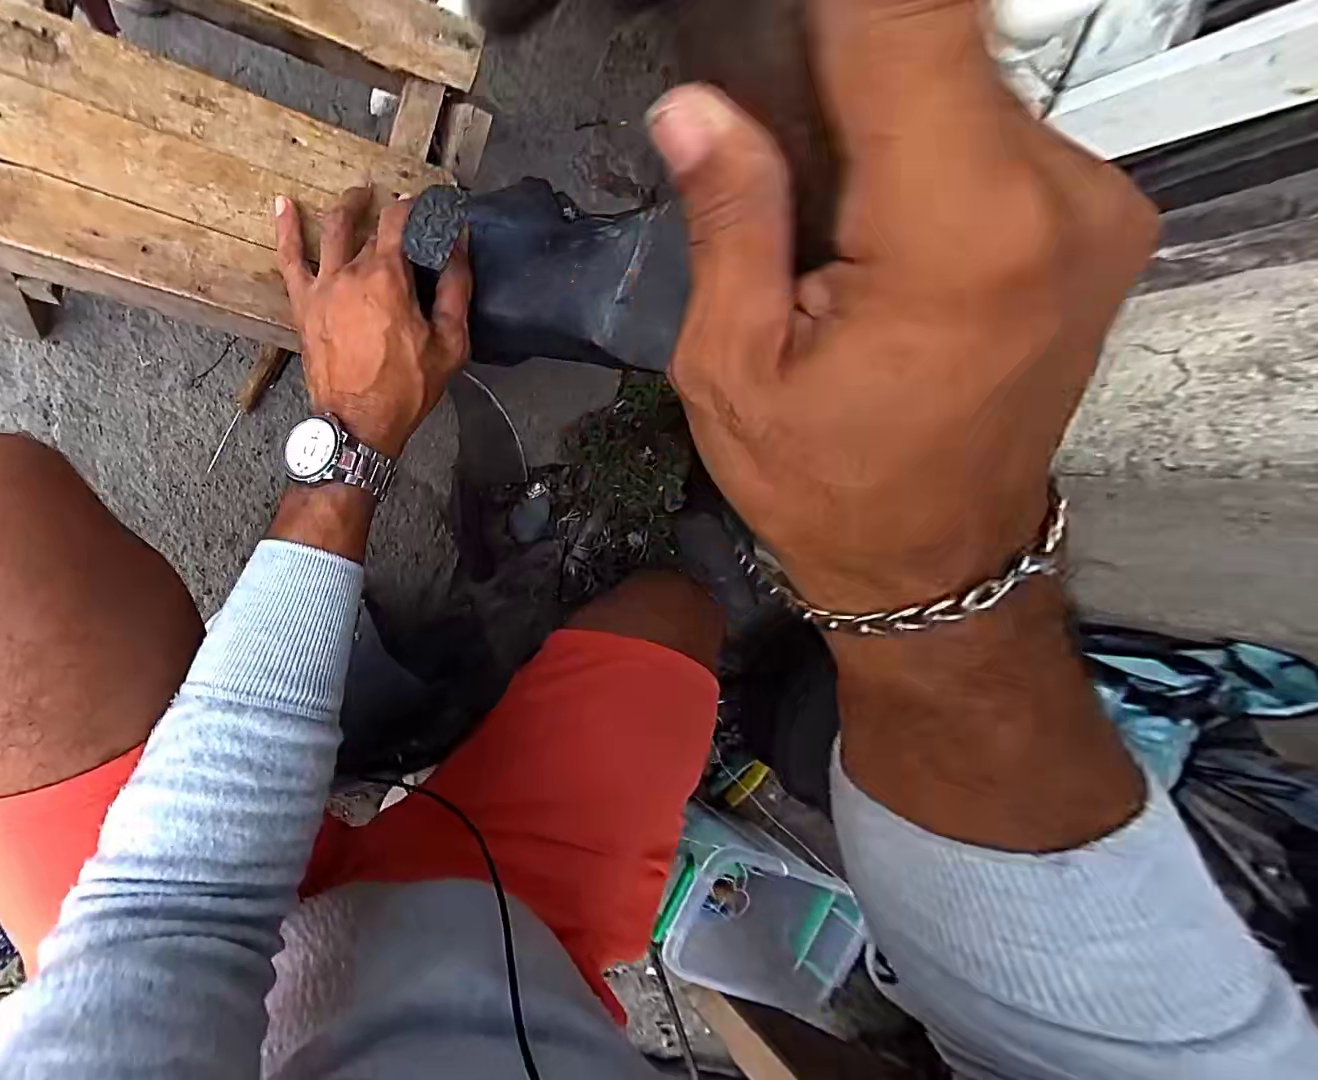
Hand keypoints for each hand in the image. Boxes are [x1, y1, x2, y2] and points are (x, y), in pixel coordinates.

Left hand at [275, 186, 471, 458]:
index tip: (433, 207)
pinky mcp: (304, 307)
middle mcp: (351, 273)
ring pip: (332, 231)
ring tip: (359, 196)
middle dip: (393, 217)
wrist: (358, 426)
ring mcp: (322, 288)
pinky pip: (290, 261)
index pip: (402, 218)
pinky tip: (283, 205)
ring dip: (348, 208)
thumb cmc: (404, 390)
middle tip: (408, 217)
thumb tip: (459, 244)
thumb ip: (456, 287)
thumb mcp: (449, 343)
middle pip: (372, 228)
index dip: (420, 206)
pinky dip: (287, 231)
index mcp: (388, 277)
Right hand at [646, 0, 1156, 613]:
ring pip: (962, 101)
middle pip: (939, 63)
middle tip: (744, 148)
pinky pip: (988, 147)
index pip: (910, 39)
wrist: (921, 556)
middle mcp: (1059, 197)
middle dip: (830, 86)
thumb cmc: (810, 477)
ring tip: (795, 226)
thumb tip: (691, 109)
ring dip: (866, 131)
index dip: (832, 9)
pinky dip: (909, 161)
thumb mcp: (729, 365)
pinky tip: (852, 240)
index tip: (760, 17)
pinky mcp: (1091, 227)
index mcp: (955, 238)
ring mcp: (1094, 207)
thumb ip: (728, 225)